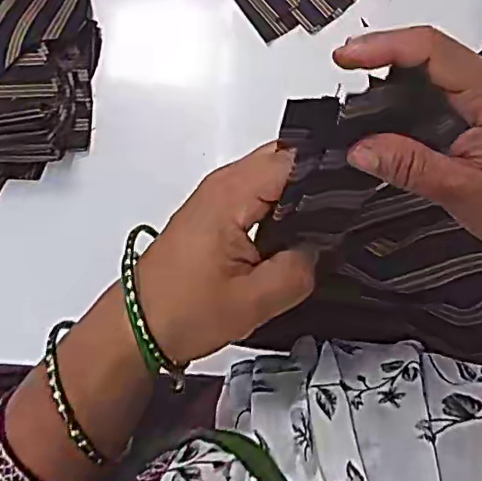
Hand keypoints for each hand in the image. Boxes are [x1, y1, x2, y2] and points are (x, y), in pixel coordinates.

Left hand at [136, 144, 316, 363]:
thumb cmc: (177, 310)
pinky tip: (286, 231)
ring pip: (271, 168)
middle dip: (313, 178)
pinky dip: (278, 199)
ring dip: (295, 189)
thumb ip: (298, 271)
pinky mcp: (216, 205)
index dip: (324, 175)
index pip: (293, 159)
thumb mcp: (253, 302)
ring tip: (312, 225)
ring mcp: (218, 191)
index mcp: (232, 195)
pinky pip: (258, 185)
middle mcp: (223, 183)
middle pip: (284, 155)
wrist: (138, 325)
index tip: (342, 198)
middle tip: (332, 214)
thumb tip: (322, 250)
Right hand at [333, 26, 481, 271]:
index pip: (429, 48)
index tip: (347, 56)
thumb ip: (408, 165)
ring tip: (357, 82)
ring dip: (394, 68)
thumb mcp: (461, 190)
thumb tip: (360, 148)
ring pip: (433, 62)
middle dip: (381, 52)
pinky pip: (441, 82)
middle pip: (428, 46)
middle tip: (343, 66)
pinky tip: (389, 103)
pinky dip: (410, 86)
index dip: (382, 46)